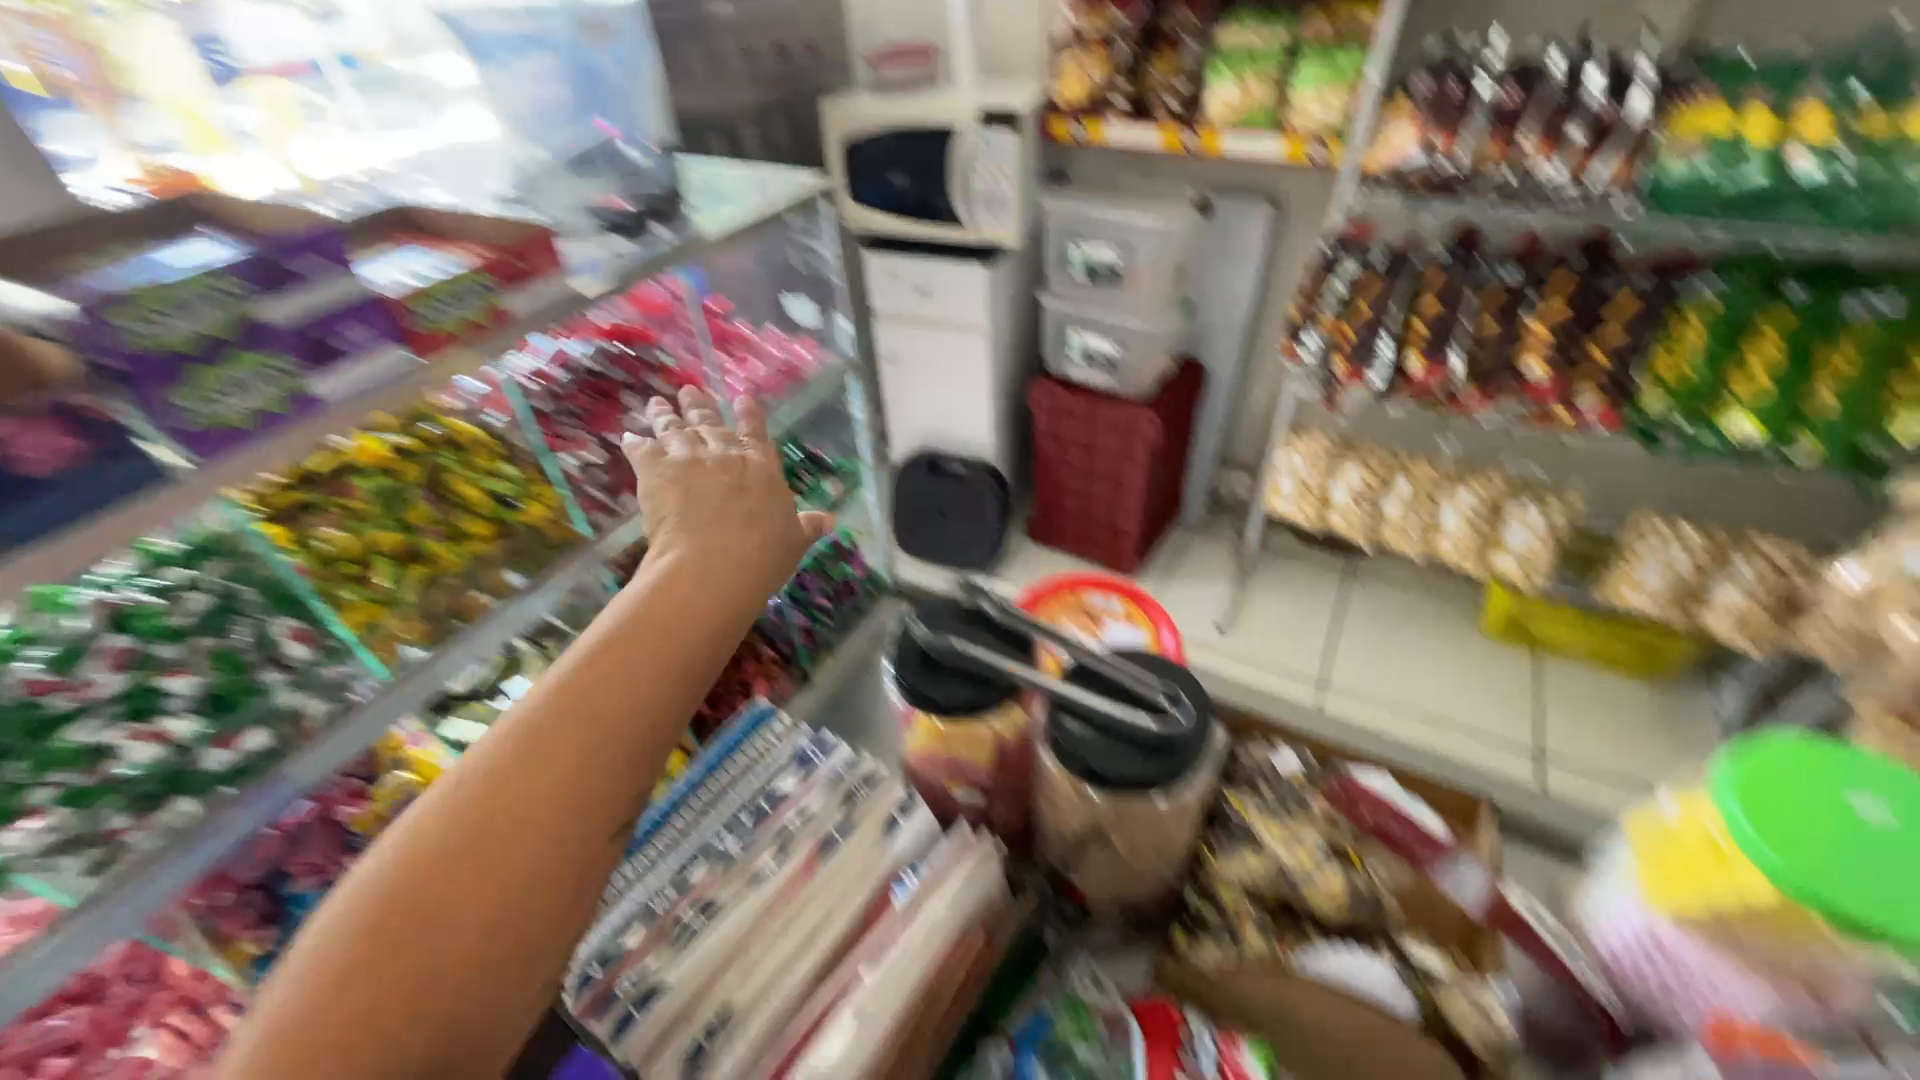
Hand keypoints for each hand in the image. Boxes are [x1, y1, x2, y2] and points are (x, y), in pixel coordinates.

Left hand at [621, 386, 833, 602]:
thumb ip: (807, 525)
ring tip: (656, 403)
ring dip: (664, 415)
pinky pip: (641, 448)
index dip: (749, 414)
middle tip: (688, 391)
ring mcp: (688, 456)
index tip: (742, 397)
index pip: (755, 432)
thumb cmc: (762, 555)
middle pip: (709, 422)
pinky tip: (629, 436)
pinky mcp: (655, 469)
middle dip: (699, 405)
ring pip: (674, 428)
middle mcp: (725, 452)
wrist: (714, 564)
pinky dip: (635, 442)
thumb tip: (830, 520)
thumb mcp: (794, 540)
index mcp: (761, 465)